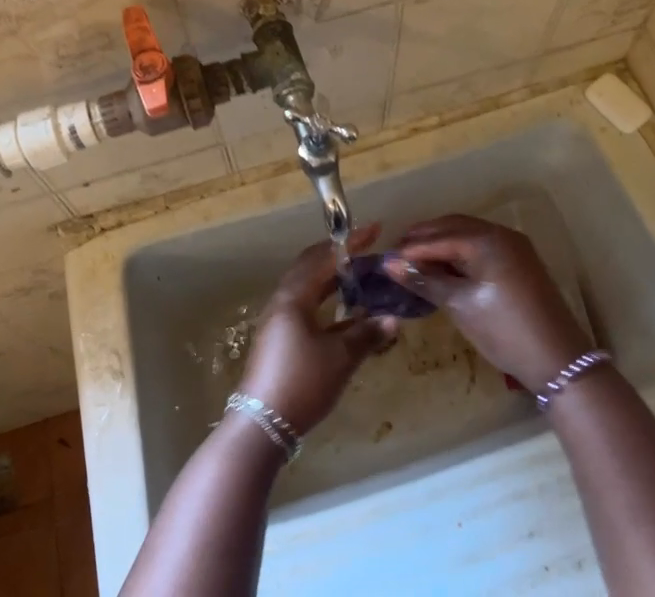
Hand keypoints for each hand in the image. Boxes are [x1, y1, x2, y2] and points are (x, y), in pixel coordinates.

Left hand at [237, 224, 399, 434]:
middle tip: (367, 251)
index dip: (350, 244)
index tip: (374, 231)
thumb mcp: (340, 358)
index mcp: (293, 298)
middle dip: (338, 257)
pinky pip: (305, 307)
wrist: (262, 425)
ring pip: (307, 289)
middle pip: (310, 268)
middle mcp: (281, 303)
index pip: (323, 259)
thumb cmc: (302, 383)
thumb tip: (392, 319)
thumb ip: (367, 334)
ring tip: (360, 279)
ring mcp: (277, 322)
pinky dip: (326, 302)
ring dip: (332, 280)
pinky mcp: (278, 340)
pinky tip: (346, 314)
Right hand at [385, 214, 591, 392]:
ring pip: (467, 235)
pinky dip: (459, 253)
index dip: (410, 248)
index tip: (384, 261)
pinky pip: (481, 247)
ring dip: (440, 245)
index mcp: (487, 240)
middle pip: (453, 227)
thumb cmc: (505, 331)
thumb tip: (390, 264)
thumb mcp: (459, 305)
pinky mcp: (519, 262)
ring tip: (414, 264)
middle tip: (395, 258)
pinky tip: (443, 269)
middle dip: (423, 240)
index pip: (439, 236)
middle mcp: (502, 234)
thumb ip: (425, 280)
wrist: (559, 360)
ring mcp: (514, 247)